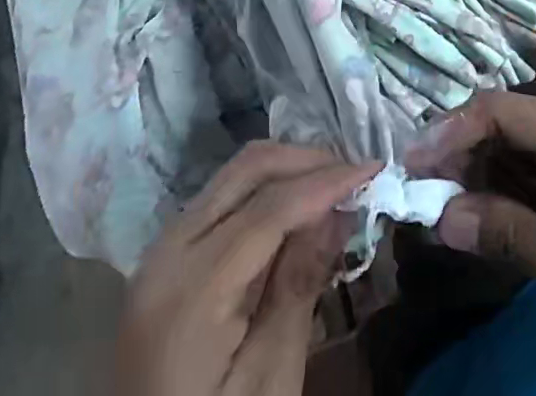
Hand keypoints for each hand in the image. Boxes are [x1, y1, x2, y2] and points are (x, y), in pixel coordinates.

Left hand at [116, 142, 380, 395]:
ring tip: (337, 186)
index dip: (326, 181)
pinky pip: (223, 199)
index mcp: (190, 292)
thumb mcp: (269, 379)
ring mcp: (160, 251)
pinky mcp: (167, 257)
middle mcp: (166, 253)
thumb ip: (298, 287)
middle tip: (357, 174)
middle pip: (245, 171)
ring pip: (234, 176)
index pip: (268, 208)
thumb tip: (338, 211)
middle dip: (308, 161)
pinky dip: (267, 190)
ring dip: (290, 170)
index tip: (375, 169)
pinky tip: (301, 209)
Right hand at [407, 91, 535, 372]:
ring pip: (519, 143)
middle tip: (422, 201)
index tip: (409, 172)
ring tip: (446, 213)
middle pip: (503, 121)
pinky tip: (490, 217)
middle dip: (459, 155)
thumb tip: (442, 217)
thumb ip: (507, 233)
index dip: (446, 134)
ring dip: (481, 174)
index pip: (496, 110)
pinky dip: (510, 187)